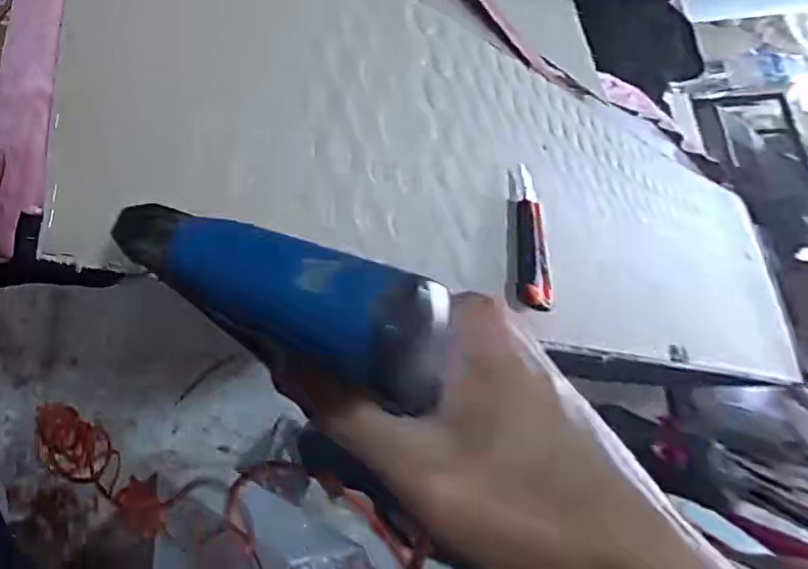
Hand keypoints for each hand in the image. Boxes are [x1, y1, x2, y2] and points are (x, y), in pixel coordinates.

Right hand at [296, 295, 724, 568]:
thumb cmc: (528, 510)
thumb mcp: (419, 469)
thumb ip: (342, 412)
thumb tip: (280, 359)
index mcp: (462, 312)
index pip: (363, 297)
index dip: (319, 324)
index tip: (290, 355)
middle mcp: (484, 317)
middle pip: (387, 328)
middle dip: (353, 367)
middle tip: (329, 410)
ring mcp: (507, 349)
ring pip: (414, 355)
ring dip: (384, 389)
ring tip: (368, 432)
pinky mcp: (521, 382)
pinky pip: (444, 374)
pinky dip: (417, 400)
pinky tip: (415, 441)